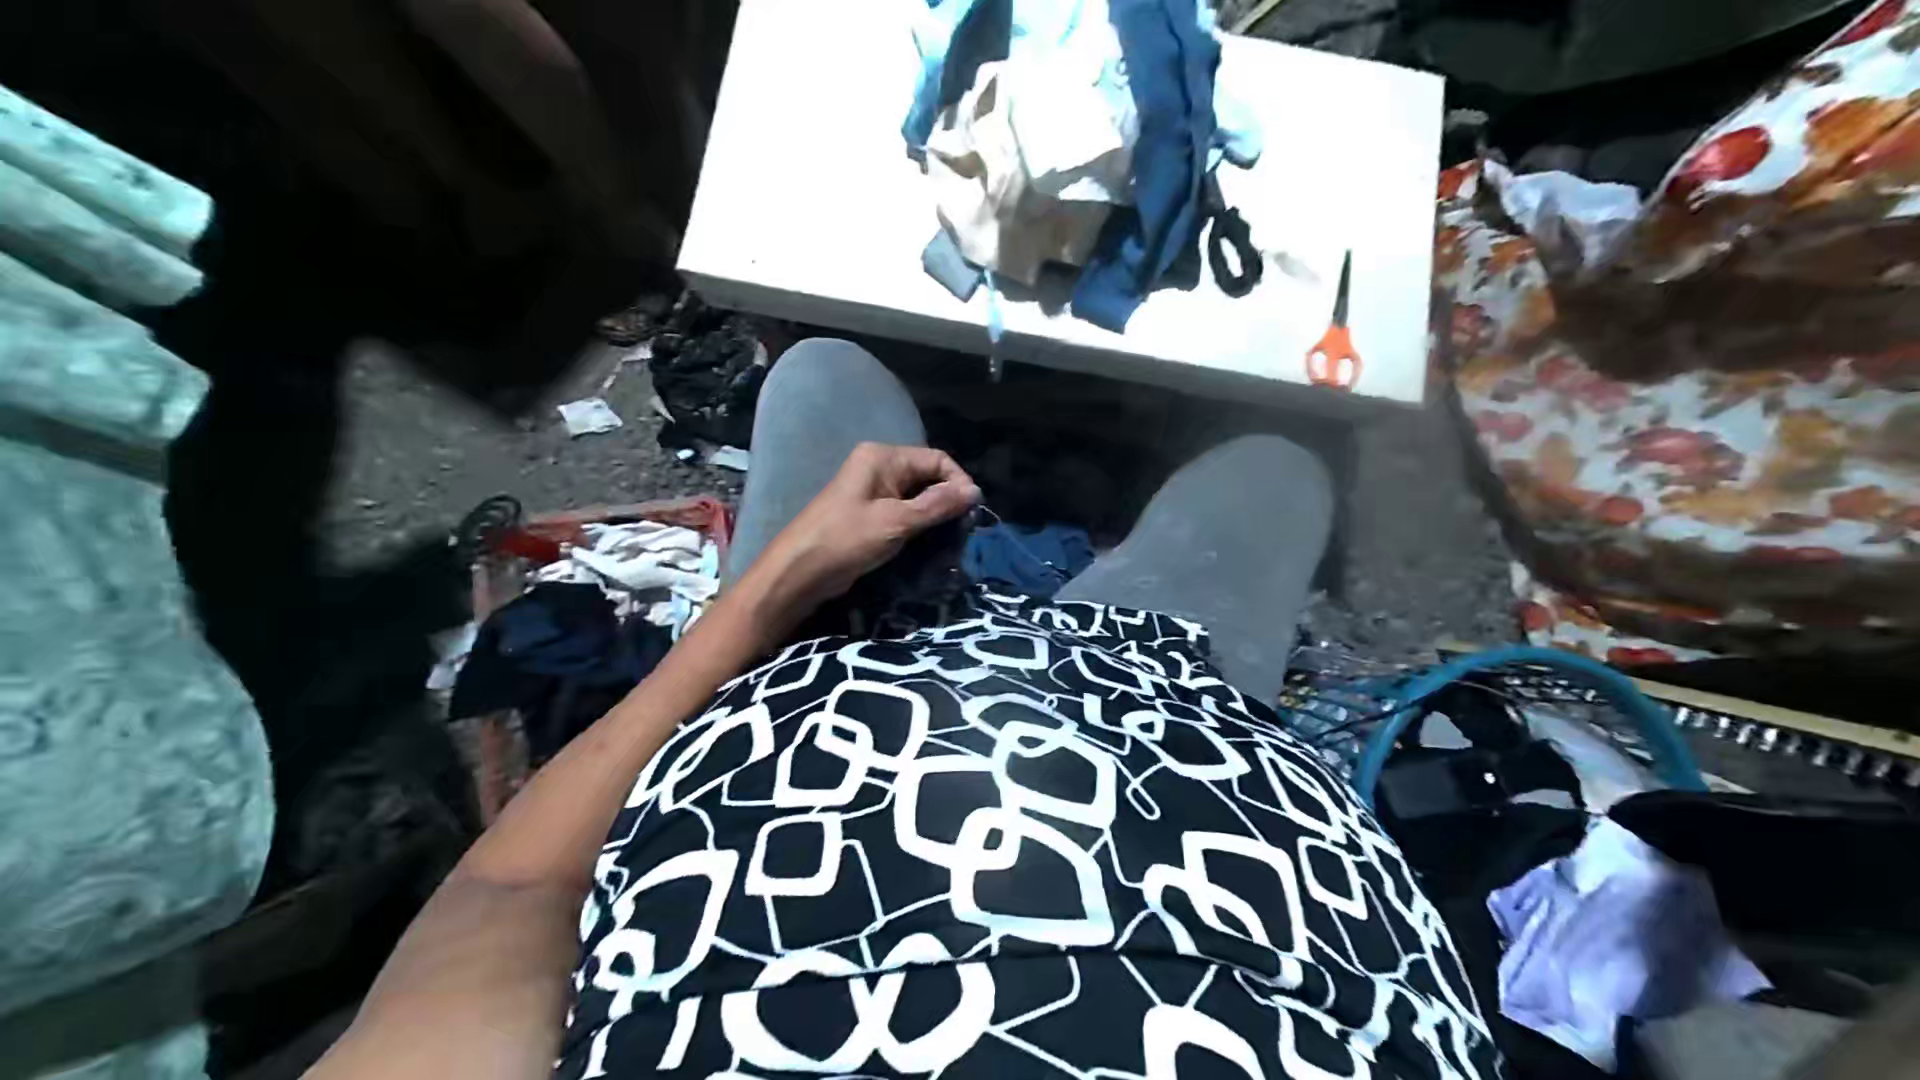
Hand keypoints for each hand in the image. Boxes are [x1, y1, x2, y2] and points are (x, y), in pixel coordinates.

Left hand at [732, 443, 979, 639]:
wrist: (800, 572)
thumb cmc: (846, 539)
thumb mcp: (896, 521)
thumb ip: (937, 505)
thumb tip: (975, 491)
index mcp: (883, 457)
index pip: (936, 459)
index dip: (958, 482)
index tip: (972, 512)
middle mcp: (879, 468)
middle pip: (928, 477)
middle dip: (948, 501)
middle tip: (963, 531)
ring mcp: (873, 492)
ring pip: (918, 498)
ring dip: (935, 517)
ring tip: (950, 541)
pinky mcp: (870, 515)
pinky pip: (904, 513)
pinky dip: (920, 526)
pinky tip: (930, 545)